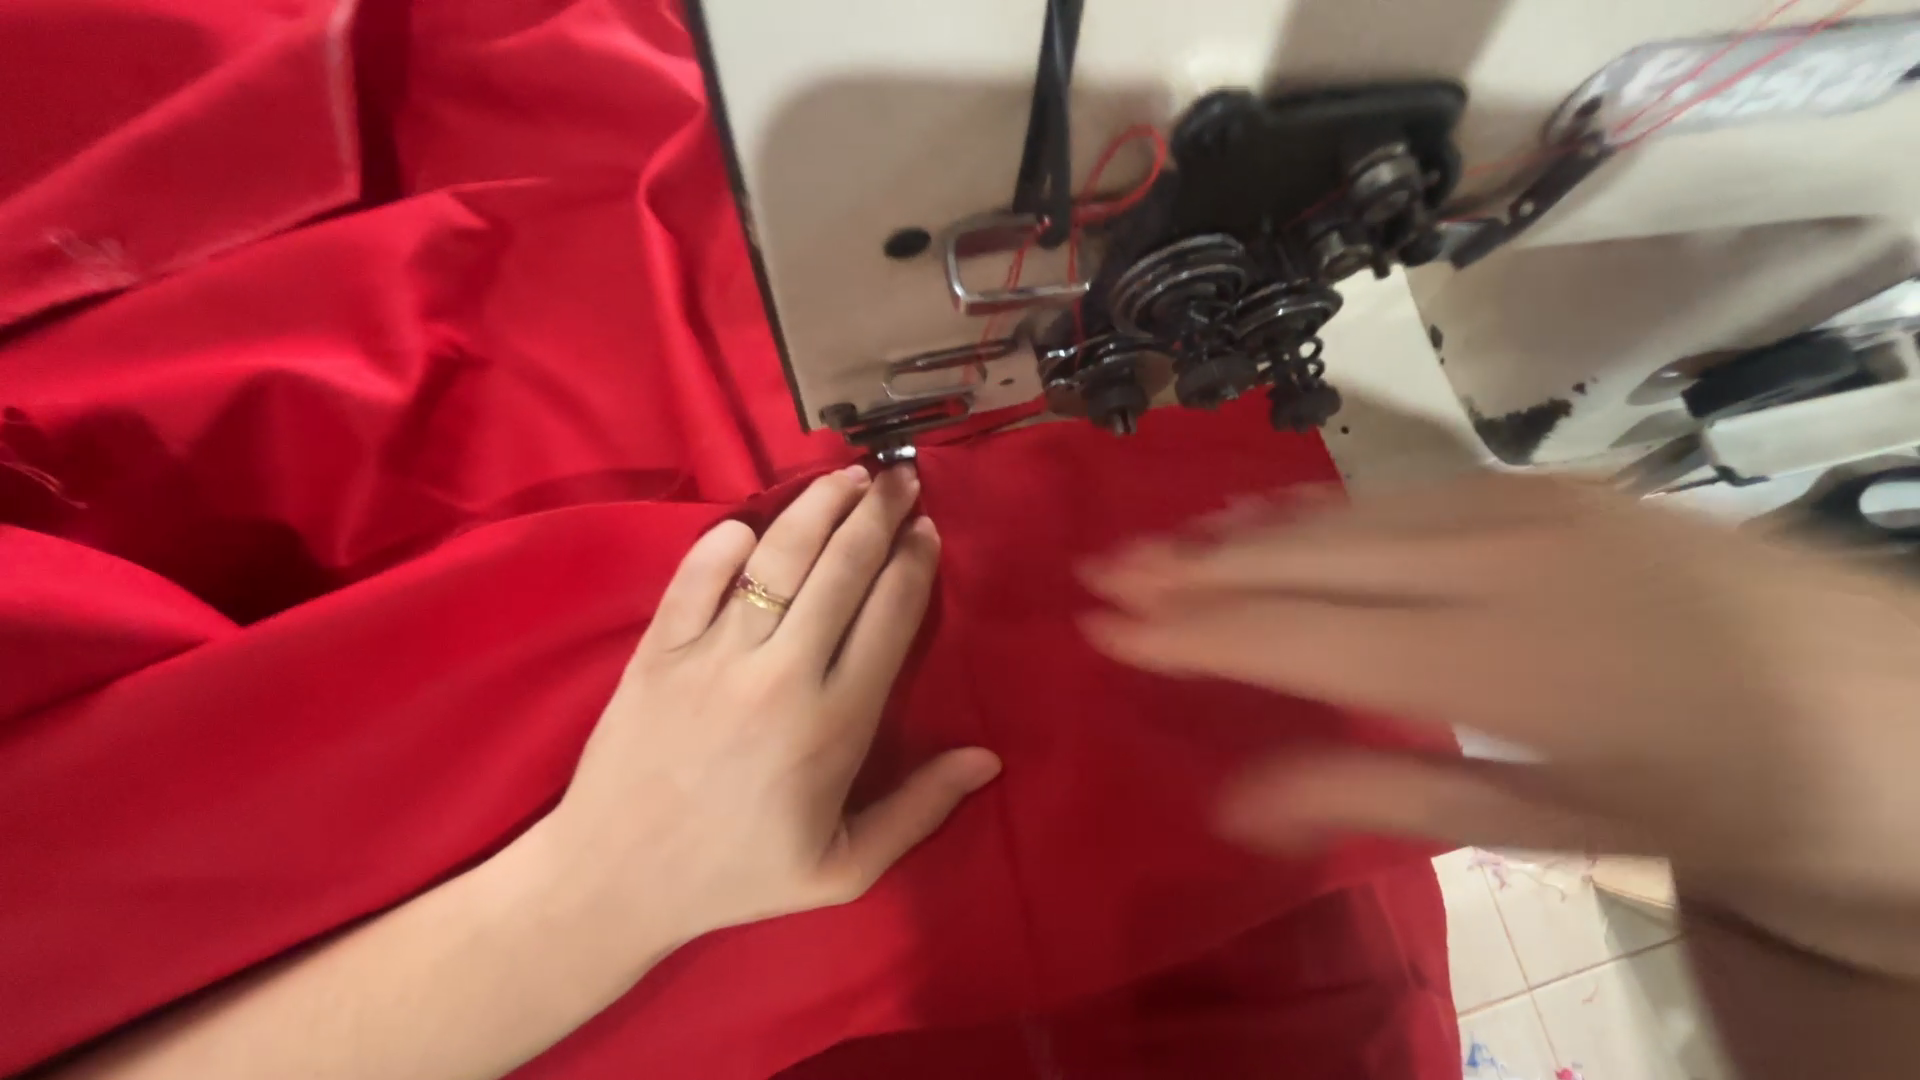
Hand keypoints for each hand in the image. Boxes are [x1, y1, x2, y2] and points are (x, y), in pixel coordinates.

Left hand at [532, 465, 999, 951]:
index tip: (926, 528)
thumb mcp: (843, 868)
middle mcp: (781, 676)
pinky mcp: (658, 650)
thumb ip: (920, 810)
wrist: (614, 882)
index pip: (889, 615)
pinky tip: (753, 521)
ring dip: (818, 509)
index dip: (913, 562)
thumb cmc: (737, 874)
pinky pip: (695, 579)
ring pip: (777, 560)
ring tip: (847, 477)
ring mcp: (713, 657)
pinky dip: (724, 544)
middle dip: (879, 513)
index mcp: (836, 724)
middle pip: (842, 570)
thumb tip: (986, 758)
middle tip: (901, 478)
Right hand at [1082, 475, 1919, 971]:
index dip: (1189, 632)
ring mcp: (1520, 505)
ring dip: (1235, 535)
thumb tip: (1232, 803)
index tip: (1106, 627)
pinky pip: (1388, 494)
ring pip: (1335, 513)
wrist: (1912, 708)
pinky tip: (1263, 520)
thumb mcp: (1550, 826)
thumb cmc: (1720, 797)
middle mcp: (1497, 559)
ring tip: (1159, 550)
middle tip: (1101, 573)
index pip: (1292, 636)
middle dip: (1187, 568)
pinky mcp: (1540, 484)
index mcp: (1500, 661)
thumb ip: (1376, 798)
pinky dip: (1308, 513)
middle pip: (1299, 557)